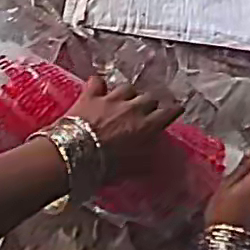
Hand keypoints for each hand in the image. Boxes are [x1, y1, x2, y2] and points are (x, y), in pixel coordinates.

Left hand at [67, 75, 183, 178]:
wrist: (72, 155)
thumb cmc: (104, 167)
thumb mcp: (130, 168)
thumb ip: (145, 161)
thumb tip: (157, 164)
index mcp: (146, 126)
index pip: (168, 112)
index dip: (174, 110)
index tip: (176, 109)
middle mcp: (133, 108)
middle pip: (150, 97)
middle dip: (150, 103)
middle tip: (145, 110)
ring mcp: (112, 99)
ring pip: (128, 87)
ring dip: (128, 94)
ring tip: (125, 99)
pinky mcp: (91, 95)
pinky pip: (97, 82)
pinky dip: (98, 85)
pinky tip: (98, 88)